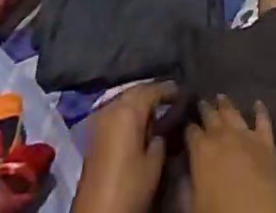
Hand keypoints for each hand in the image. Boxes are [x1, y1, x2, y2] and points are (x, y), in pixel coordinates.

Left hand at [74, 81, 176, 212]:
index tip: (182, 92)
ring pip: (123, 100)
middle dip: (152, 92)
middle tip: (171, 97)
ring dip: (139, 101)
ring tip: (157, 108)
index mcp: (128, 110)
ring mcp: (99, 121)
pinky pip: (115, 112)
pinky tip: (138, 121)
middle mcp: (111, 109)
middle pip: (135, 91)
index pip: (152, 89)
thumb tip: (159, 129)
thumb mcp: (154, 162)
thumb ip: (160, 137)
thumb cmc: (129, 185)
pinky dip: (128, 112)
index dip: (169, 89)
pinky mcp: (93, 135)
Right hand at [186, 97, 275, 212]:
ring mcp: (246, 134)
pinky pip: (263, 119)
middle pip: (211, 116)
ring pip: (233, 112)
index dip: (186, 126)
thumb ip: (183, 186)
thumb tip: (179, 171)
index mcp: (202, 150)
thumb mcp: (192, 205)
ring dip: (226, 104)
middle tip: (200, 100)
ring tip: (221, 96)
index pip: (190, 132)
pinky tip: (258, 103)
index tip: (183, 120)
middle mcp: (223, 135)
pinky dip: (260, 110)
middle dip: (204, 108)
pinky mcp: (267, 140)